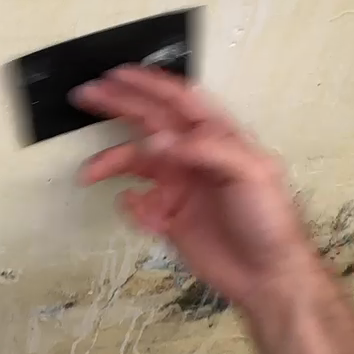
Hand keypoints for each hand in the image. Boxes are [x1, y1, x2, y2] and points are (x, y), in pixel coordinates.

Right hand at [73, 65, 320, 309]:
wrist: (267, 278)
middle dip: (116, 105)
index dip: (147, 84)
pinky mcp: (167, 214)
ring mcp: (177, 183)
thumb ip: (206, 149)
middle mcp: (192, 155)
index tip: (117, 75)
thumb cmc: (269, 220)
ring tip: (88, 172)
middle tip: (85, 94)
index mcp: (215, 137)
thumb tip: (157, 140)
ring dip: (109, 162)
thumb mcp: (251, 173)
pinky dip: (129, 203)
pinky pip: (136, 202)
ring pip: (133, 162)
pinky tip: (133, 207)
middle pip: (147, 121)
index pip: (178, 100)